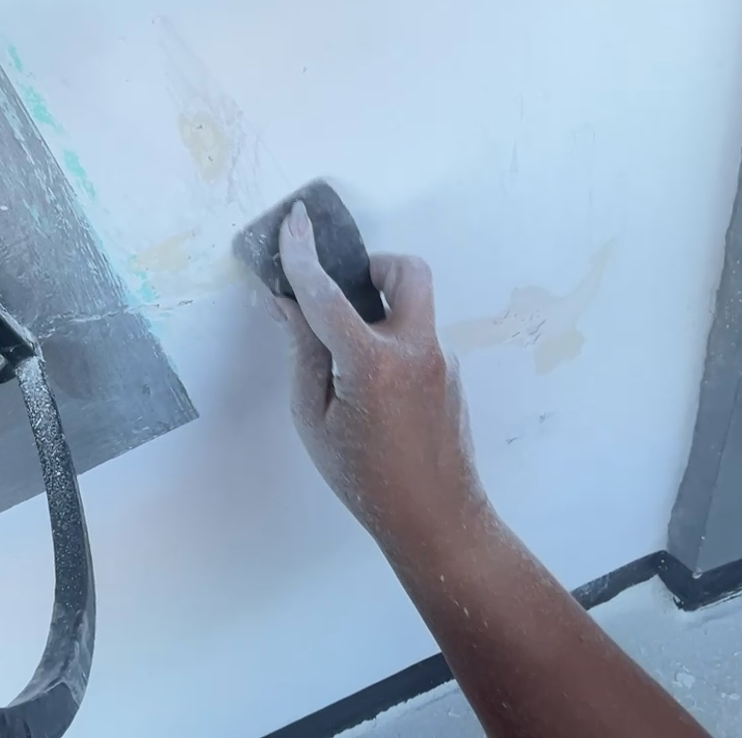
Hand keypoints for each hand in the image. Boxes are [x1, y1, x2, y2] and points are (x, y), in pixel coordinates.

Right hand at [275, 201, 491, 562]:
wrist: (438, 521)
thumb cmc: (363, 478)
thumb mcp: (313, 418)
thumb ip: (304, 353)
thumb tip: (289, 305)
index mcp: (372, 363)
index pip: (327, 295)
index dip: (303, 254)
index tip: (294, 220)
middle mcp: (416, 350)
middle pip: (408, 272)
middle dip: (375, 265)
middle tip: (347, 292)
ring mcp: (442, 360)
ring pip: (413, 306)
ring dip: (380, 309)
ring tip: (350, 356)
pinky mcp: (451, 373)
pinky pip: (416, 338)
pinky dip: (389, 342)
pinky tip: (374, 390)